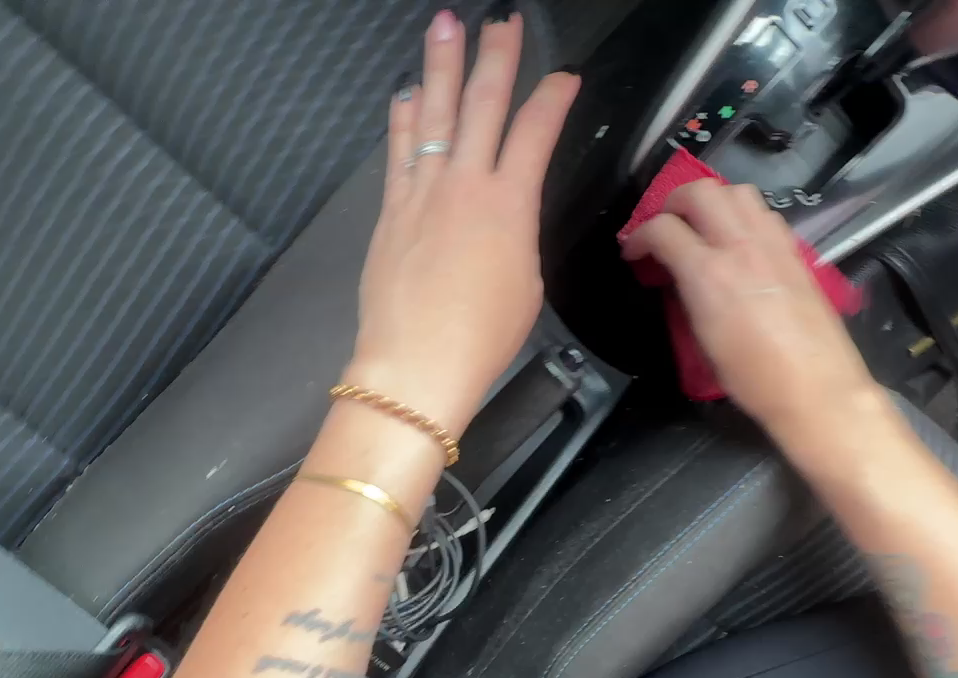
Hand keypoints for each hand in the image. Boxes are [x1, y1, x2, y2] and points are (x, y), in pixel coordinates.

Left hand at [347, 10, 580, 436]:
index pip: (536, 132)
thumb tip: (505, 225)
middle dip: (497, 57)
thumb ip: (518, 242)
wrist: (418, 363)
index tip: (566, 79)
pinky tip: (403, 96)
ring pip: (433, 114)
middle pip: (483, 104)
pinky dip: (401, 120)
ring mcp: (422, 193)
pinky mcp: (391, 212)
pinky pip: (398, 152)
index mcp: (510, 205)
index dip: (554, 99)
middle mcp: (465, 185)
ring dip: (440, 66)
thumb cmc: (481, 337)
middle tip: (503, 22)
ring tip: (445, 26)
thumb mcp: (525, 287)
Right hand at [624, 179, 875, 434]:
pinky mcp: (794, 252)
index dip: (638, 237)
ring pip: (737, 191)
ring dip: (711, 199)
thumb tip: (679, 282)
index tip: (632, 253)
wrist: (813, 387)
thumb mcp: (702, 342)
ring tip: (701, 224)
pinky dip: (742, 215)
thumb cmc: (752, 378)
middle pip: (700, 191)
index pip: (662, 230)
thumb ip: (687, 299)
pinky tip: (738, 240)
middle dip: (672, 203)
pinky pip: (763, 213)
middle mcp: (740, 247)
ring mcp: (772, 244)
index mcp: (708, 275)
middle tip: (664, 226)